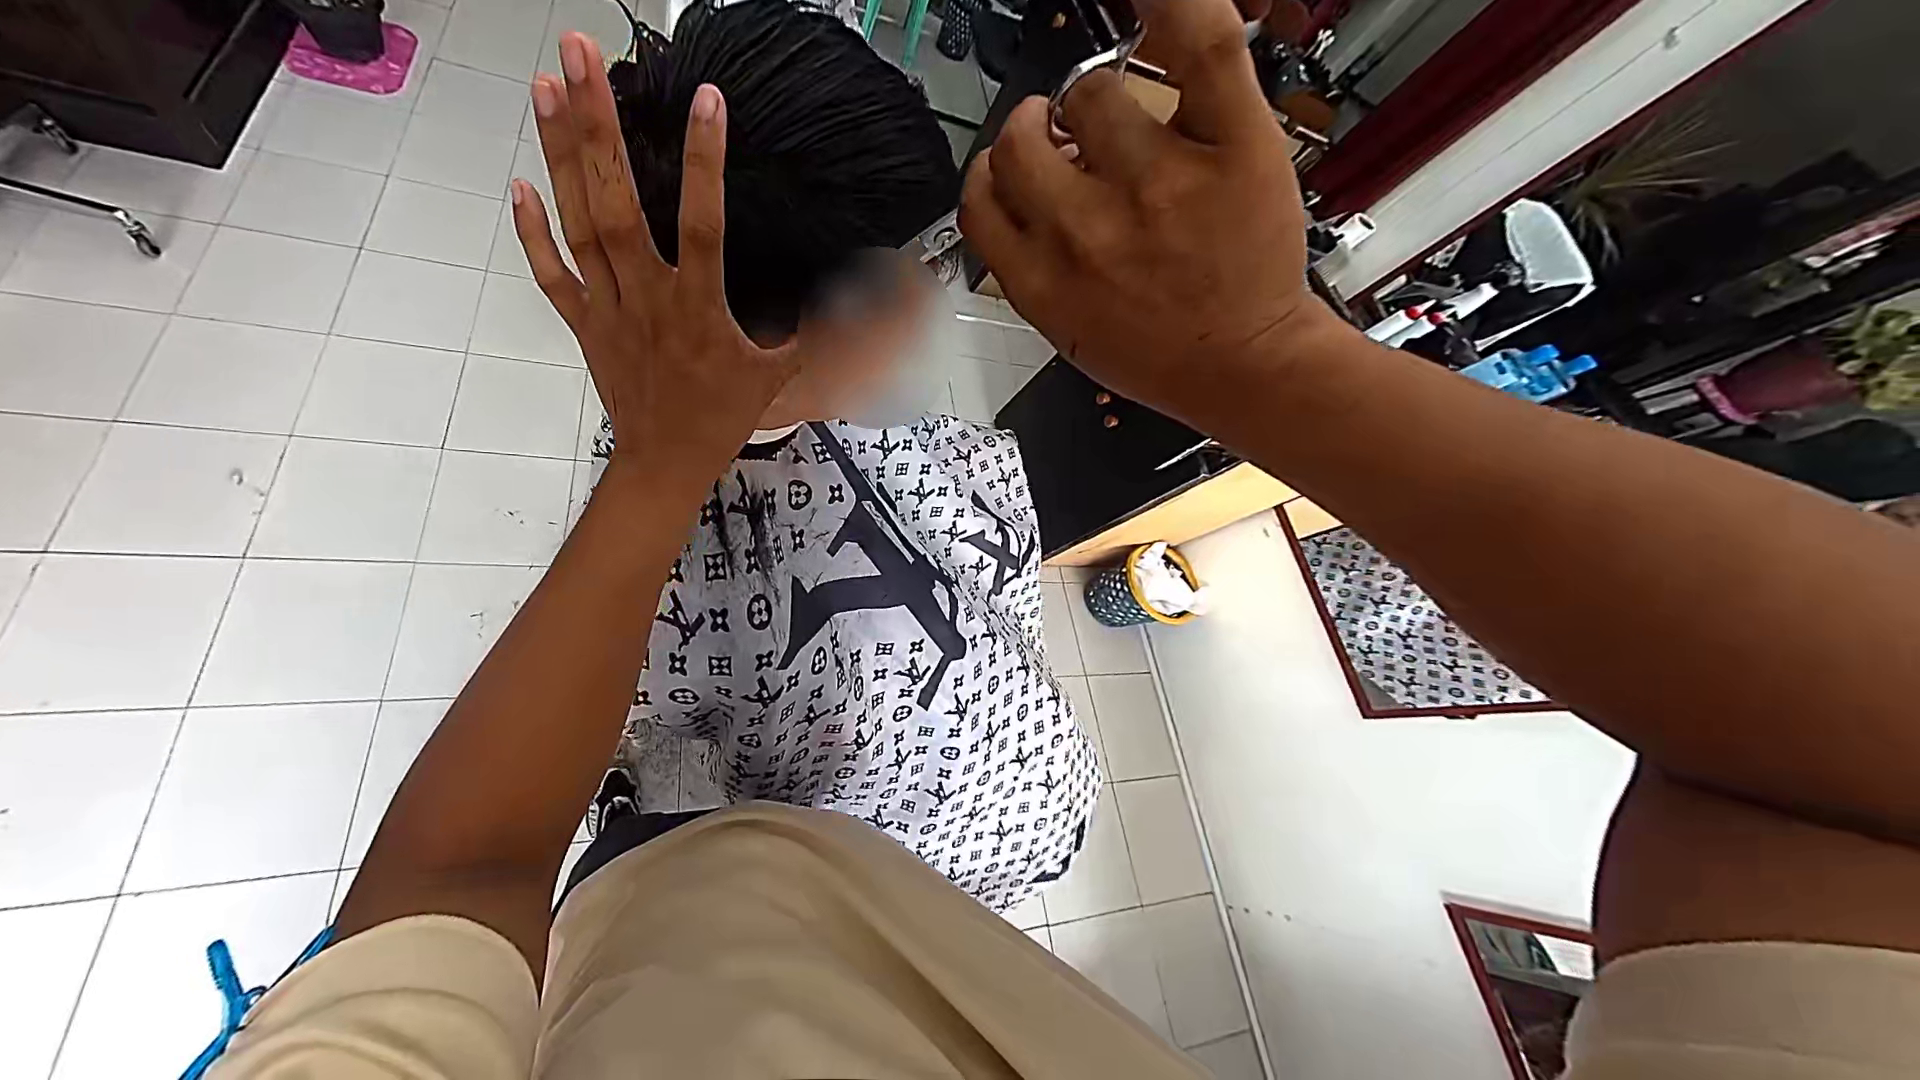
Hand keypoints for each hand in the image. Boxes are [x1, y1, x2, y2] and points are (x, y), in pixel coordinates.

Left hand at [514, 33, 797, 492]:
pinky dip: (532, 232)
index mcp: (699, 307)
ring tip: (547, 86)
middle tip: (581, 51)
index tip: (706, 100)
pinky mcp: (583, 323)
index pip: (704, 224)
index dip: (705, 162)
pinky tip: (519, 183)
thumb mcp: (777, 377)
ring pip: (578, 224)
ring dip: (560, 154)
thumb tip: (853, 307)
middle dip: (598, 125)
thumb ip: (812, 336)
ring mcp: (608, 306)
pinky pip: (552, 274)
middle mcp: (648, 296)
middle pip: (619, 203)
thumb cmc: (722, 418)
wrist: (666, 461)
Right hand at [959, 0, 1338, 424]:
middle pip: (1020, 139)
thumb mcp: (1067, 333)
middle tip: (1063, 137)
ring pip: (1093, 92)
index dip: (988, 175)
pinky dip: (1173, 7)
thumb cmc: (1157, 357)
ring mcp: (1156, 183)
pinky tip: (1154, 9)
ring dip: (1101, 103)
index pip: (979, 202)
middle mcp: (1085, 230)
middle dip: (1034, 130)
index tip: (1005, 170)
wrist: (1242, 367)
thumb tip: (1013, 206)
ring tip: (1129, 130)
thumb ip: (1028, 270)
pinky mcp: (1227, 148)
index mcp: (1042, 282)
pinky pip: (1197, 43)